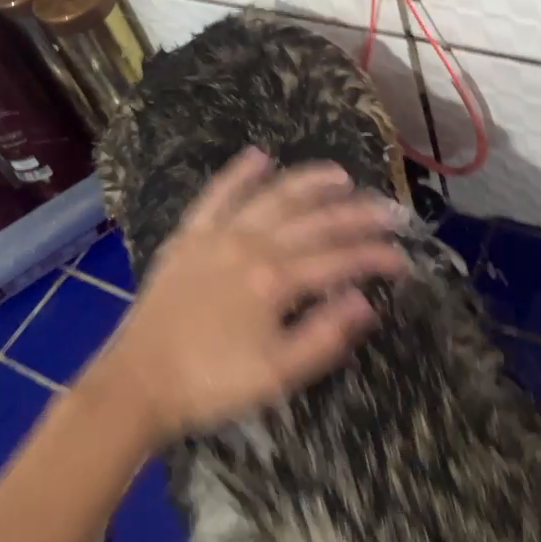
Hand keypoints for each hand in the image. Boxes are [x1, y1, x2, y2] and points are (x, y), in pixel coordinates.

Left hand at [89, 147, 409, 441]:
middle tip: (389, 211)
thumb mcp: (277, 374)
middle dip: (357, 215)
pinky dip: (239, 174)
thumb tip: (365, 301)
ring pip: (273, 197)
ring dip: (309, 182)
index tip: (403, 260)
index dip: (376, 257)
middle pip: (315, 222)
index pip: (340, 260)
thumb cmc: (211, 384)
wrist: (137, 383)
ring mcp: (217, 235)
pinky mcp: (188, 236)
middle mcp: (251, 245)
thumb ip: (324, 336)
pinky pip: (217, 194)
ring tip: (341, 176)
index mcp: (275, 281)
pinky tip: (260, 157)